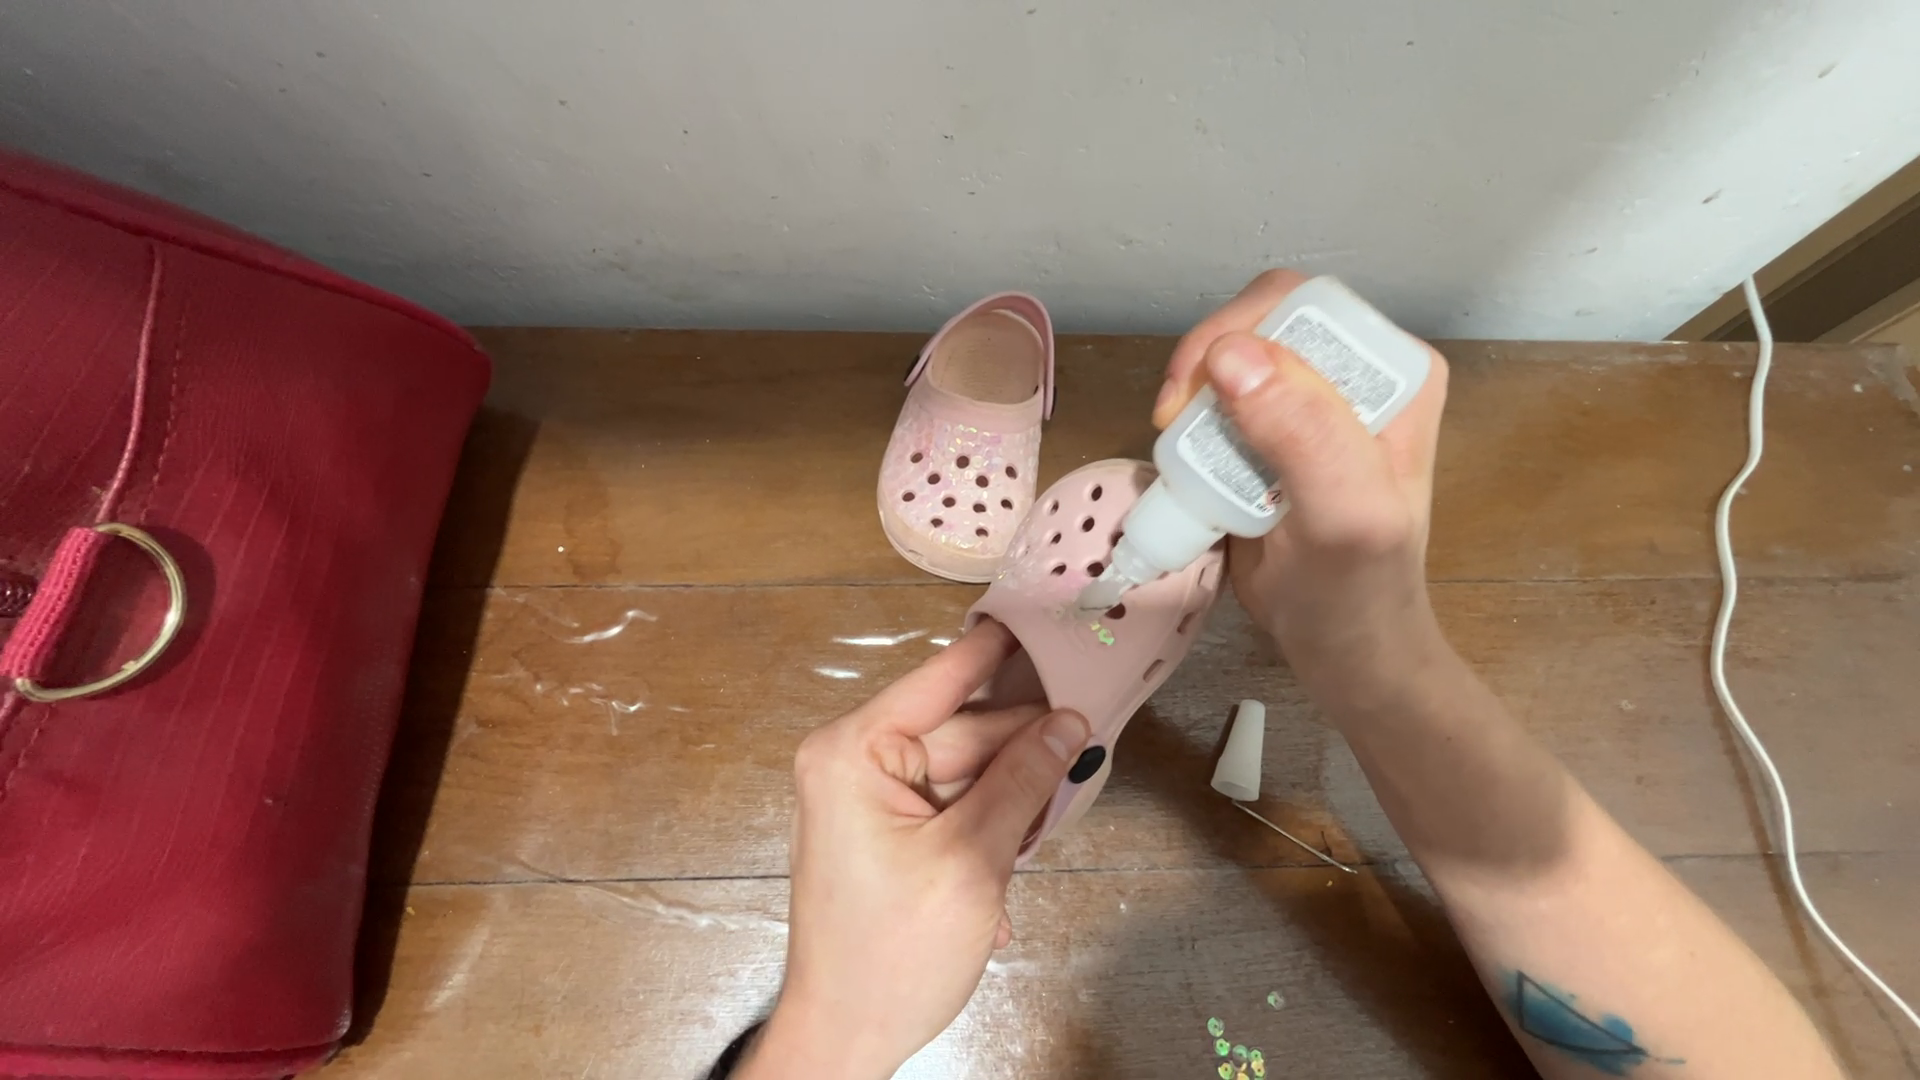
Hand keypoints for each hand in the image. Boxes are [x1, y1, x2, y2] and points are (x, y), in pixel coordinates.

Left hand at [738, 619, 1089, 1079]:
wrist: (844, 1040)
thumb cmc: (896, 952)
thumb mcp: (971, 861)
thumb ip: (1022, 782)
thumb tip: (1070, 722)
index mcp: (855, 750)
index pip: (940, 679)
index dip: (995, 649)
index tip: (1040, 613)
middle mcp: (856, 757)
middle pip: (960, 729)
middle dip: (1022, 737)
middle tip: (1089, 720)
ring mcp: (871, 793)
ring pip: (963, 766)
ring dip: (1012, 786)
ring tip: (1069, 778)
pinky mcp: (888, 824)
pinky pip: (951, 798)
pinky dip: (989, 815)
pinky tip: (1025, 840)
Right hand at [1153, 269, 1452, 712]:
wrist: (1340, 643)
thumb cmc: (1354, 590)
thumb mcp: (1342, 516)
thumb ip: (1303, 435)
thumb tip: (1228, 355)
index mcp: (1389, 374)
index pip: (1300, 308)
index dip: (1236, 336)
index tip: (1190, 399)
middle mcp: (1348, 377)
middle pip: (1255, 326)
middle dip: (1202, 365)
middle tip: (1170, 423)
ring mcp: (1303, 405)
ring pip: (1225, 363)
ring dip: (1187, 398)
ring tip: (1175, 450)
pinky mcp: (1265, 437)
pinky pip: (1212, 404)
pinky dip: (1186, 425)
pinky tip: (1182, 460)